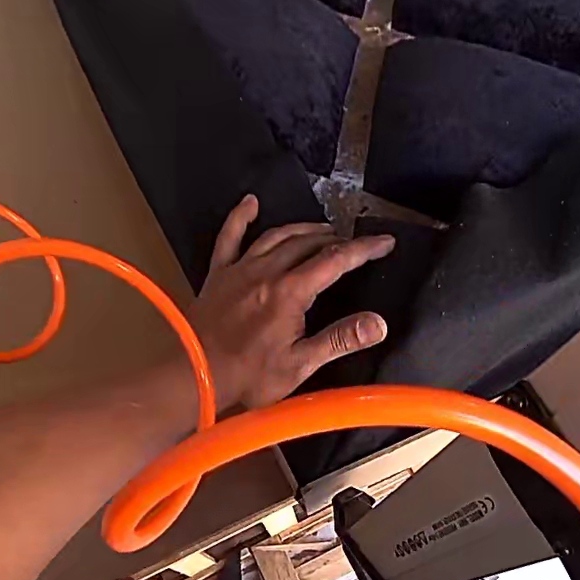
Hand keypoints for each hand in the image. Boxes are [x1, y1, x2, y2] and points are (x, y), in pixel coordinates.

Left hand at [191, 194, 393, 408]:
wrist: (195, 375)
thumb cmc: (248, 376)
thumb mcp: (301, 363)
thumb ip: (339, 339)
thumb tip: (377, 324)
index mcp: (289, 293)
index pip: (336, 261)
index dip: (364, 249)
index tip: (384, 242)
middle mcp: (266, 272)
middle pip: (309, 244)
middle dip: (337, 240)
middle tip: (357, 244)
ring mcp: (240, 269)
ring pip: (278, 236)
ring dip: (304, 229)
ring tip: (324, 230)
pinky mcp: (219, 274)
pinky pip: (231, 236)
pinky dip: (241, 217)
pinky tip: (251, 203)